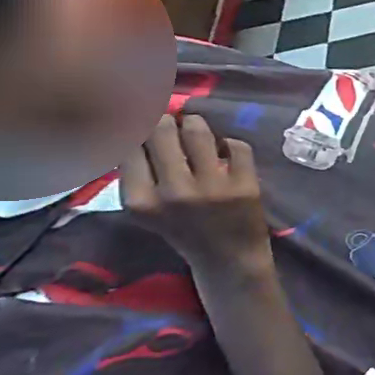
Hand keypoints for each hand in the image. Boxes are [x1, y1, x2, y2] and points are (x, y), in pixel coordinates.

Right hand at [121, 114, 270, 275]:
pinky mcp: (245, 186)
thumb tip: (130, 120)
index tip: (139, 113)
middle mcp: (174, 192)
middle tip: (170, 122)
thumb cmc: (184, 230)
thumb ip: (138, 171)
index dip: (134, 122)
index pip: (129, 142)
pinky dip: (229, 143)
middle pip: (161, 129)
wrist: (228, 261)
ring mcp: (212, 188)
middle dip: (165, 120)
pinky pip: (236, 144)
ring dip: (196, 125)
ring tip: (195, 129)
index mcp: (140, 200)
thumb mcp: (148, 207)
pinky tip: (225, 151)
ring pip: (198, 130)